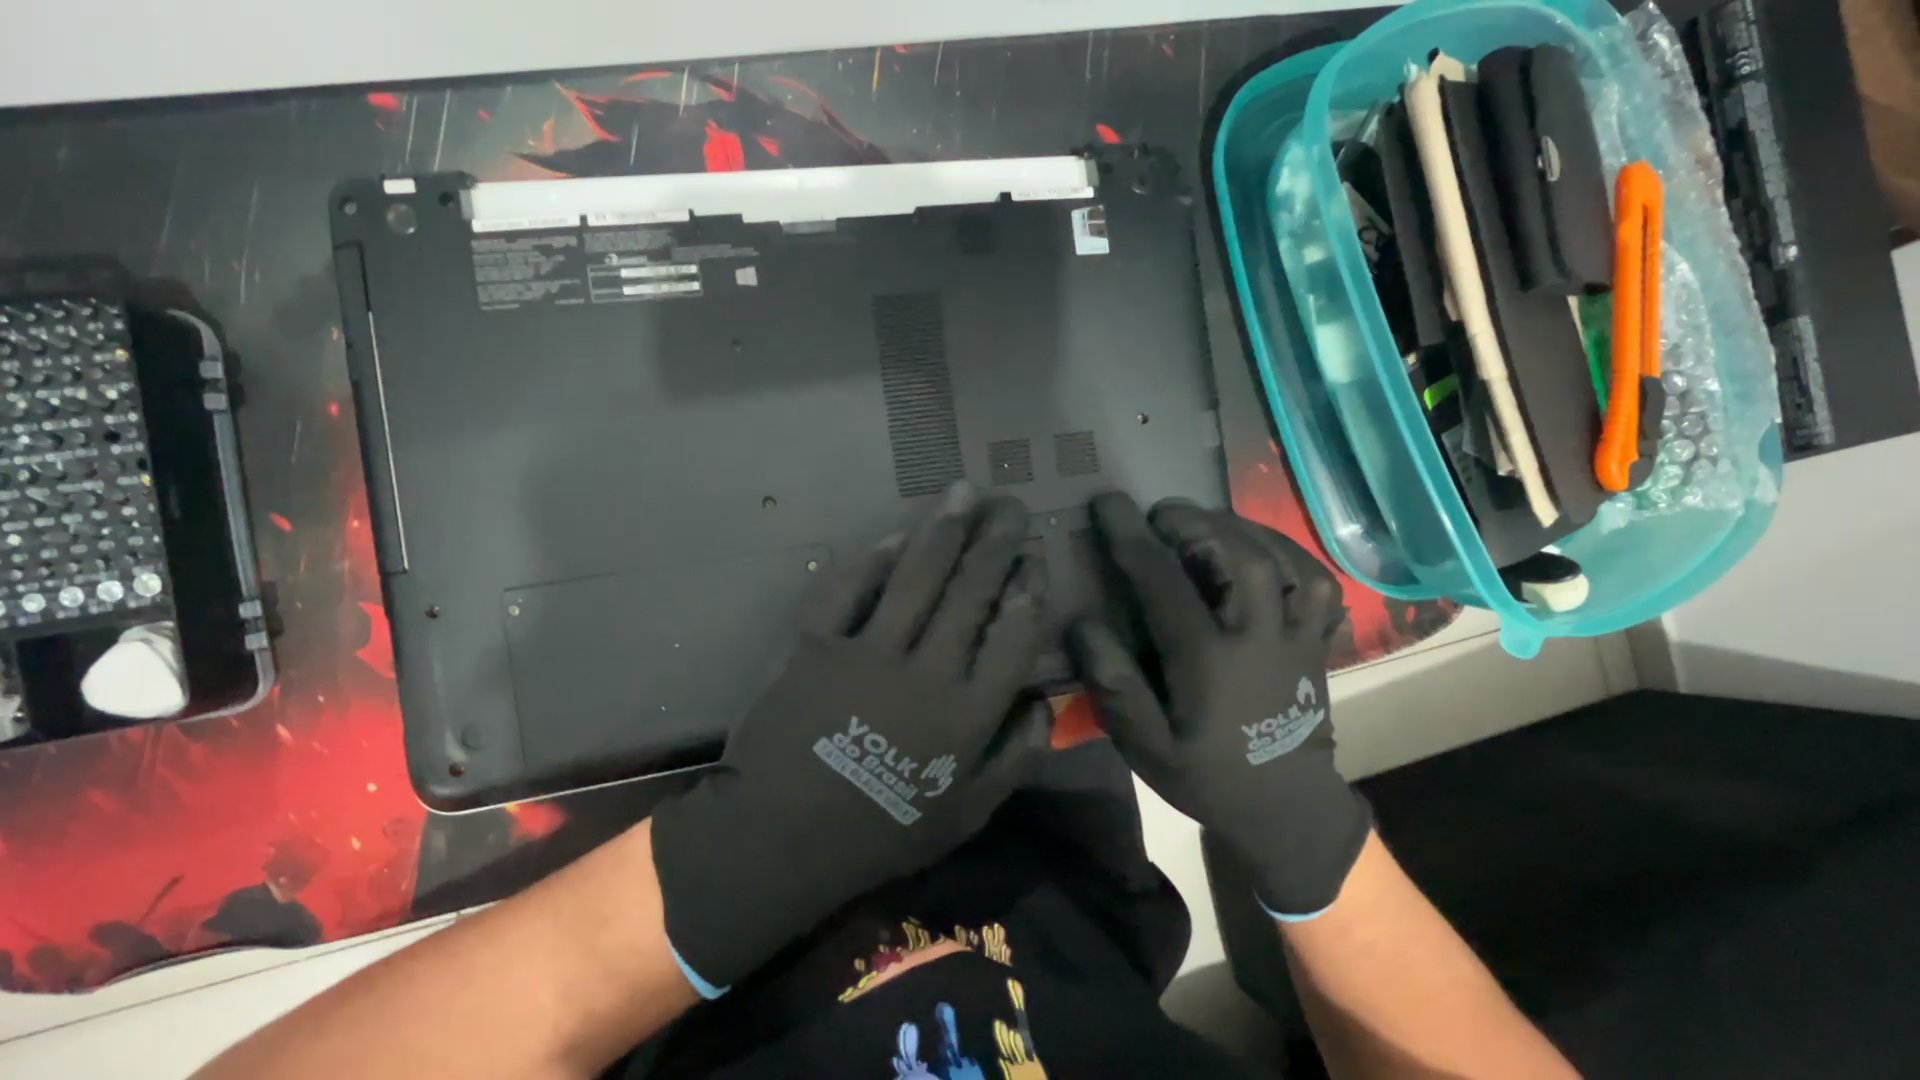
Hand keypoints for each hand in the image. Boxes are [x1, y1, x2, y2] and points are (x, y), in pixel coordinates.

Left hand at [651, 485, 1052, 993]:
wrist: (776, 838)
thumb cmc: (877, 834)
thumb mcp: (962, 818)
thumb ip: (1012, 761)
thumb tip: (1044, 705)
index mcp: (966, 716)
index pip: (1013, 637)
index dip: (1029, 591)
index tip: (1036, 555)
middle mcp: (925, 672)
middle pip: (970, 593)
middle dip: (995, 543)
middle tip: (1010, 504)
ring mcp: (865, 653)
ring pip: (915, 579)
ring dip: (943, 532)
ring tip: (964, 493)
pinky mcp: (814, 645)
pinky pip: (846, 591)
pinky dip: (871, 560)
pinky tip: (894, 535)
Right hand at [1067, 492, 1369, 918]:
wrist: (1285, 807)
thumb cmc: (1206, 777)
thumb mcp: (1146, 746)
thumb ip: (1115, 684)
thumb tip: (1083, 624)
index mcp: (1211, 663)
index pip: (1165, 583)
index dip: (1132, 538)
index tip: (1108, 504)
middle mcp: (1260, 639)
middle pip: (1238, 557)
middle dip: (1195, 523)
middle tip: (1160, 513)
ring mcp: (1298, 637)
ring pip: (1282, 561)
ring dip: (1240, 528)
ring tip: (1204, 521)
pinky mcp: (1319, 641)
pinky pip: (1317, 580)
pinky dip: (1289, 551)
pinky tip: (1260, 545)